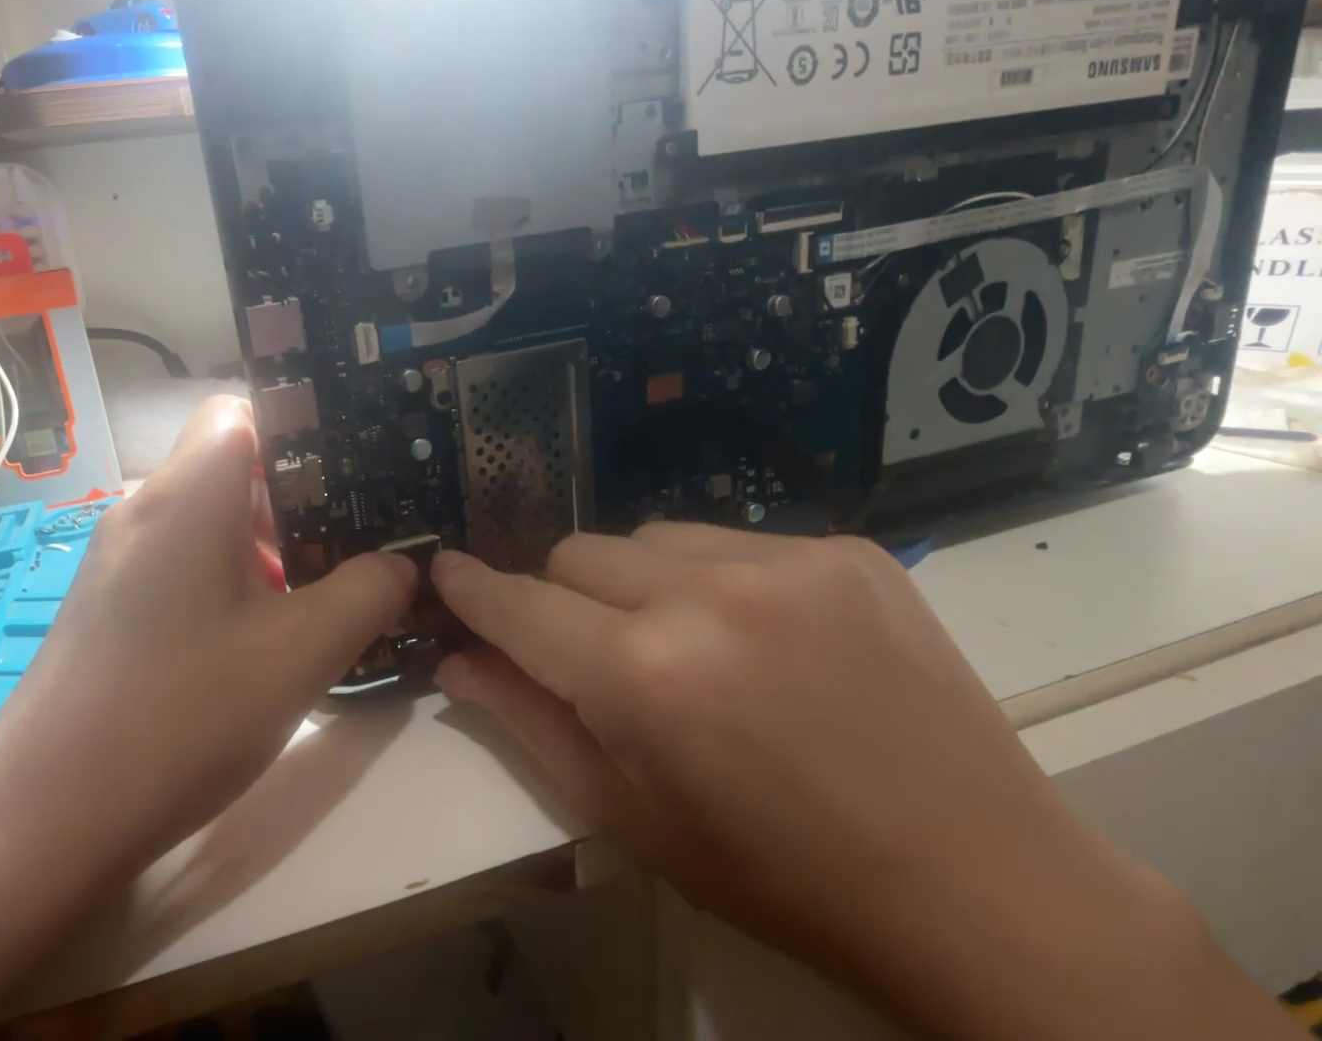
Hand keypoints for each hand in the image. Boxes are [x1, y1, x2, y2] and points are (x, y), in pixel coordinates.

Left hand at [0, 397, 415, 1040]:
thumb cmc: (180, 717)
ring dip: (273, 552)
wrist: (43, 822)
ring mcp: (119, 565)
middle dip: (305, 501)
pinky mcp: (110, 613)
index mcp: (186, 497)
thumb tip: (401, 565)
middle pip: (232, 469)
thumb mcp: (300, 654)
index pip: (243, 408)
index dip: (306, 427)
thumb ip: (366, 594)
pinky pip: (186, 571)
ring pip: (211, 526)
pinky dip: (236, 588)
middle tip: (366, 544)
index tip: (363, 473)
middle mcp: (143, 514)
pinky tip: (267, 645)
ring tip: (330, 599)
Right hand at [431, 525, 1294, 1040]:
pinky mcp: (847, 549)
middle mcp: (703, 594)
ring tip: (682, 644)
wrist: (974, 883)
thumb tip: (456, 660)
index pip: (517, 603)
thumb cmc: (774, 872)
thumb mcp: (628, 816)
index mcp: (640, 675)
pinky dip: (712, 576)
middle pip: (576, 552)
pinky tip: (756, 635)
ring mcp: (785, 560)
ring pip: (648, 535)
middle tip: (593, 656)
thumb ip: (528, 722)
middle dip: (560, 598)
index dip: (473, 589)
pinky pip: (731, 536)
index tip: (445, 572)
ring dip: (635, 581)